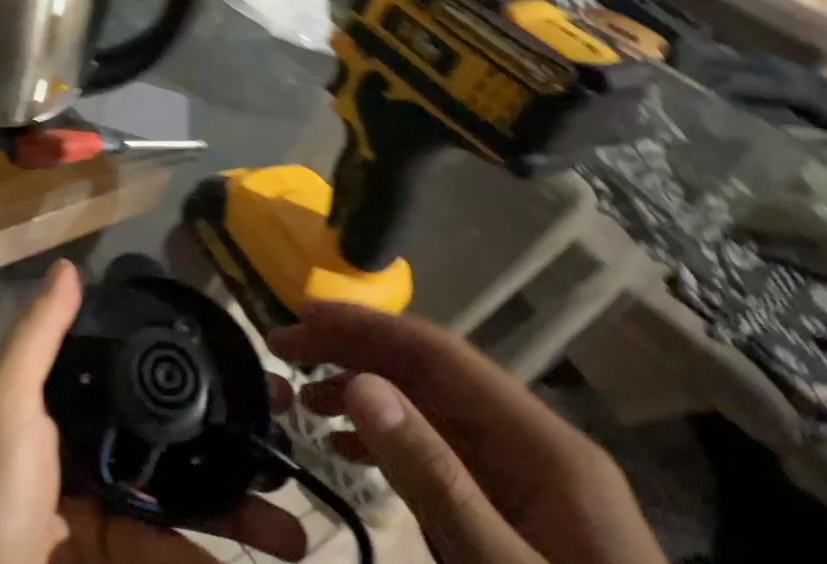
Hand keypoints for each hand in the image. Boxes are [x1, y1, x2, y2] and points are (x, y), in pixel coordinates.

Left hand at [0, 260, 308, 563]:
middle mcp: (80, 448)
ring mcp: (95, 507)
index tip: (245, 375)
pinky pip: (161, 552)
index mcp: (57, 403)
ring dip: (233, 516)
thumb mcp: (4, 399)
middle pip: (164, 444)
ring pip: (175, 503)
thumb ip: (39, 337)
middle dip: (224, 452)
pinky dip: (200, 560)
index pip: (132, 379)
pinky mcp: (104, 554)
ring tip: (292, 531)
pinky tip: (241, 563)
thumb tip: (69, 267)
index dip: (186, 377)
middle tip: (284, 456)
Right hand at [266, 302, 665, 563]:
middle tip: (282, 348)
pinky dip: (387, 438)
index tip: (299, 315)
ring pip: (433, 410)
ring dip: (365, 391)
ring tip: (300, 397)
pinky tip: (344, 445)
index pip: (441, 357)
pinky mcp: (512, 512)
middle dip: (355, 352)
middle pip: (433, 375)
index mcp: (544, 448)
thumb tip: (359, 384)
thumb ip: (434, 479)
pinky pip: (440, 452)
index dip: (368, 326)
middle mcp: (535, 447)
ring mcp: (526, 481)